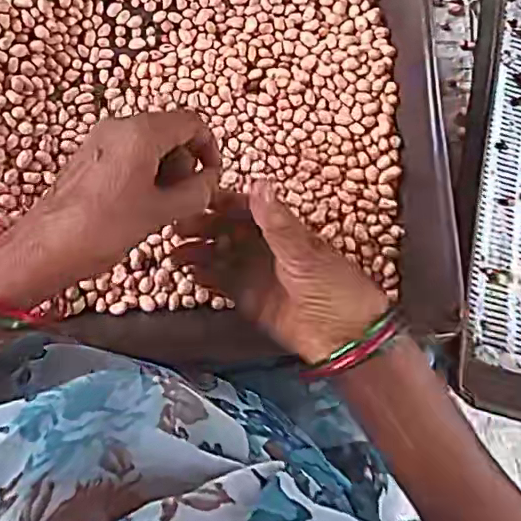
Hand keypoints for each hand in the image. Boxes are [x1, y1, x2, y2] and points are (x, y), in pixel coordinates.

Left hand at [0, 112, 220, 307]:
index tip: (210, 177)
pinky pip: (125, 154)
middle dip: (184, 162)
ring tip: (158, 208)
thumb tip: (211, 180)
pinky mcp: (86, 156)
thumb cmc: (104, 228)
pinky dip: (140, 173)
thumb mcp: (161, 212)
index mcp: (141, 132)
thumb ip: (196, 192)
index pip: (191, 122)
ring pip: (147, 143)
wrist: (46, 246)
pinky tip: (136, 206)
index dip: (209, 148)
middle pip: (168, 131)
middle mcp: (118, 126)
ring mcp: (99, 139)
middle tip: (183, 199)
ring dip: (163, 170)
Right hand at [178, 180, 389, 363]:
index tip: (193, 200)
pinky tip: (188, 275)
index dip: (217, 202)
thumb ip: (276, 222)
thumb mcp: (303, 252)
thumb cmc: (334, 286)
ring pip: (216, 255)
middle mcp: (261, 245)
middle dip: (199, 227)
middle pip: (223, 229)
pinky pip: (218, 282)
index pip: (242, 207)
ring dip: (196, 252)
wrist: (345, 337)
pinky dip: (202, 277)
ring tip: (175, 255)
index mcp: (277, 227)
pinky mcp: (247, 296)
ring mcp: (253, 271)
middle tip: (176, 229)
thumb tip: (259, 183)